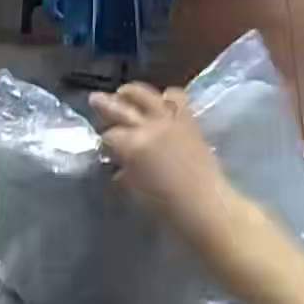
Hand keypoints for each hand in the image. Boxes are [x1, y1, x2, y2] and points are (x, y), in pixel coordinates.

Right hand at [90, 82, 235, 243]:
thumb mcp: (138, 193)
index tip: (102, 146)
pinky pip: (175, 97)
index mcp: (134, 146)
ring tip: (124, 93)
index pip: (110, 136)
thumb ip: (127, 174)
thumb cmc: (169, 210)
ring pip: (146, 94)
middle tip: (94, 99)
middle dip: (105, 104)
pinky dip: (165, 96)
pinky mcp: (188, 118)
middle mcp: (150, 125)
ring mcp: (170, 118)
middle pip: (121, 107)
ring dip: (132, 93)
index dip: (104, 141)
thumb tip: (120, 167)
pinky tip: (159, 102)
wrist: (209, 208)